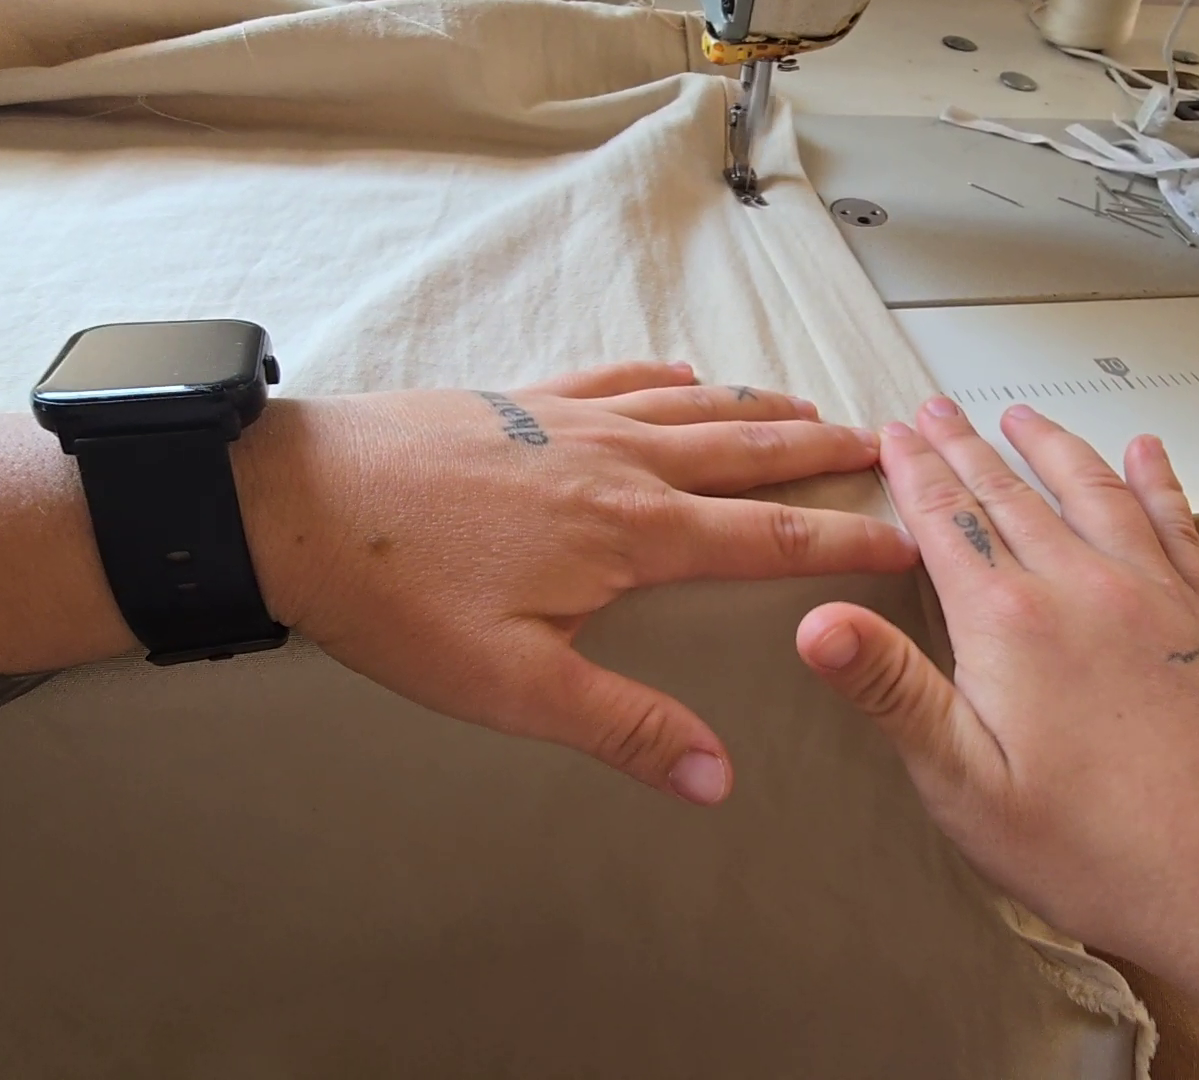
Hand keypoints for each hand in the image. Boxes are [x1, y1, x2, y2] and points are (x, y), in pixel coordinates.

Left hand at [239, 363, 916, 805]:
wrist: (297, 503)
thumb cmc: (402, 596)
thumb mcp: (515, 687)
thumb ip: (623, 728)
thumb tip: (716, 778)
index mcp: (634, 533)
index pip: (770, 538)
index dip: (844, 540)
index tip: (901, 535)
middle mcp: (621, 463)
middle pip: (748, 451)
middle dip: (820, 449)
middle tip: (876, 443)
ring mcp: (572, 420)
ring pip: (694, 407)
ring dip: (759, 406)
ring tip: (804, 404)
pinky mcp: (524, 399)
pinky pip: (616, 377)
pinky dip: (663, 377)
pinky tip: (682, 374)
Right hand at [792, 398, 1198, 963]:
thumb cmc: (1092, 845)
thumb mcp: (962, 780)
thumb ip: (889, 688)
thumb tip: (816, 620)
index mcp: (1010, 619)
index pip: (946, 519)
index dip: (914, 472)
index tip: (894, 432)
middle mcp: (1080, 584)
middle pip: (1008, 493)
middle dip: (963, 446)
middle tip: (936, 407)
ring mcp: (1151, 594)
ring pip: (1088, 491)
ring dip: (1047, 447)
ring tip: (1019, 414)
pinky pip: (1175, 525)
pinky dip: (1155, 481)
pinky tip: (1146, 450)